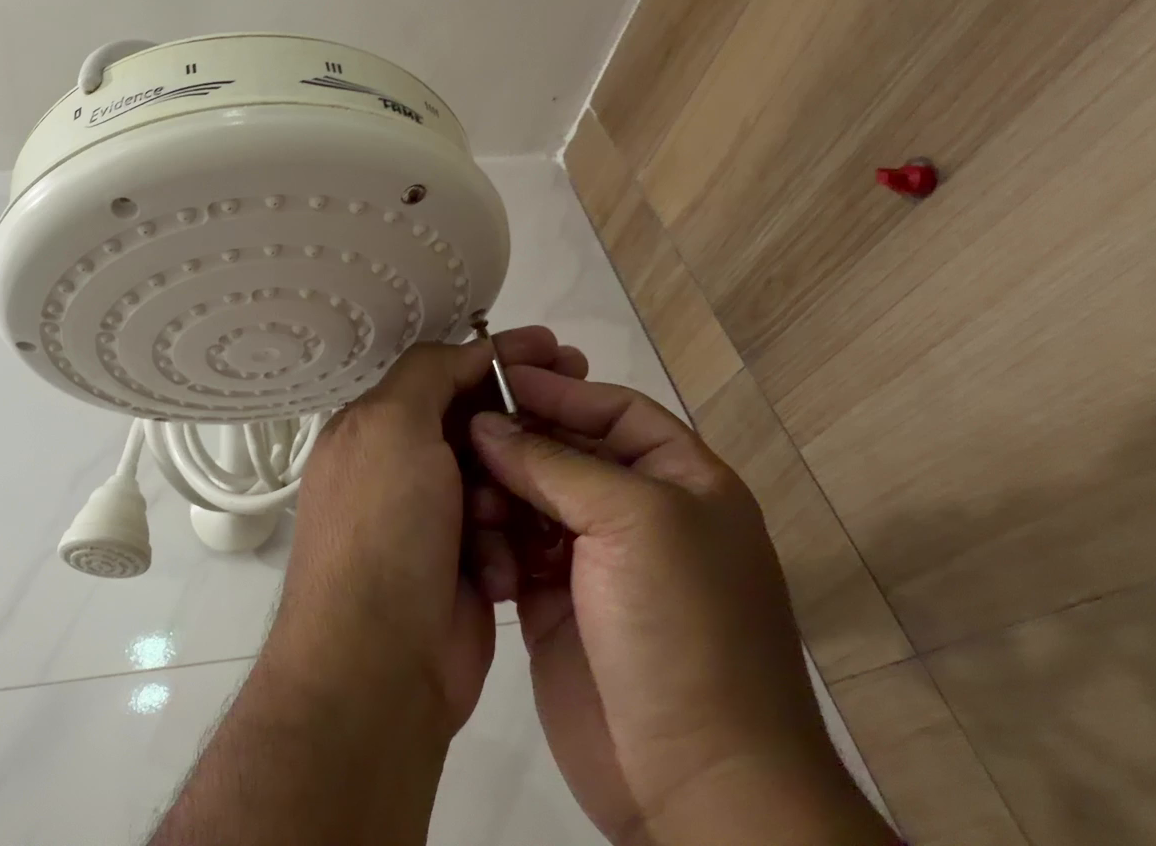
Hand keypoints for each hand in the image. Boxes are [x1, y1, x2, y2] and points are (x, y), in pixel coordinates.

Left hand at [273, 326, 575, 731]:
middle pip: (477, 424)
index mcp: (372, 431)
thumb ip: (427, 374)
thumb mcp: (390, 428)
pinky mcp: (466, 568)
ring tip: (510, 514)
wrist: (379, 662)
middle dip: (524, 415)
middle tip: (580, 394)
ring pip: (502, 477)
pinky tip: (502, 568)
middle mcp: (399, 471)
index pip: (441, 375)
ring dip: (516, 489)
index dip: (497, 357)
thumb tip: (465, 350)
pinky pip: (508, 533)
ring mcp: (434, 523)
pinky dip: (509, 544)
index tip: (555, 348)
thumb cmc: (382, 530)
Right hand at [469, 367, 896, 845]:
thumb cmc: (682, 627)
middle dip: (519, 443)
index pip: (616, 411)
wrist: (697, 778)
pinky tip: (470, 541)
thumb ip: (554, 464)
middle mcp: (640, 516)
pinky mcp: (553, 608)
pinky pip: (513, 553)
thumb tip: (486, 423)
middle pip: (568, 455)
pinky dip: (491, 543)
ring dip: (499, 494)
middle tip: (459, 434)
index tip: (495, 377)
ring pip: (533, 503)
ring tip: (465, 496)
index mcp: (682, 483)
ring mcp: (595, 566)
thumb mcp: (633, 522)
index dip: (559, 392)